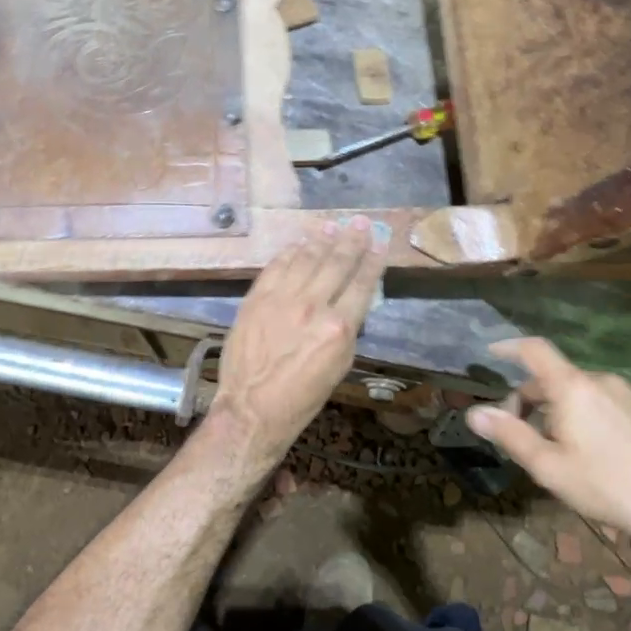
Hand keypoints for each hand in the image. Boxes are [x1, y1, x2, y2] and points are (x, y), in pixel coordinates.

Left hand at [210, 217, 386, 465]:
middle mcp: (312, 306)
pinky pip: (275, 267)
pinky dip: (289, 252)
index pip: (361, 285)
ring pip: (305, 259)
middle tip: (358, 223)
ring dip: (320, 239)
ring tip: (332, 225)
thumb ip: (347, 330)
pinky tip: (298, 243)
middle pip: (336, 264)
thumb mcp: (339, 367)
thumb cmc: (301, 397)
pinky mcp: (256, 298)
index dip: (372, 261)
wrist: (251, 407)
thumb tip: (352, 304)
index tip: (378, 243)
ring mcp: (281, 299)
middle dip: (350, 240)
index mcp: (339, 328)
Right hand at [466, 339, 630, 548]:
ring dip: (559, 409)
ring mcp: (629, 396)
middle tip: (521, 432)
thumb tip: (474, 413)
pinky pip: (604, 404)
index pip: (535, 350)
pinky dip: (586, 416)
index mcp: (573, 388)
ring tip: (557, 449)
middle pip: (555, 377)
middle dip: (531, 398)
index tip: (492, 352)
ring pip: (580, 392)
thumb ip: (510, 435)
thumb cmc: (606, 487)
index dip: (510, 347)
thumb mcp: (548, 466)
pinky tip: (592, 454)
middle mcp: (601, 381)